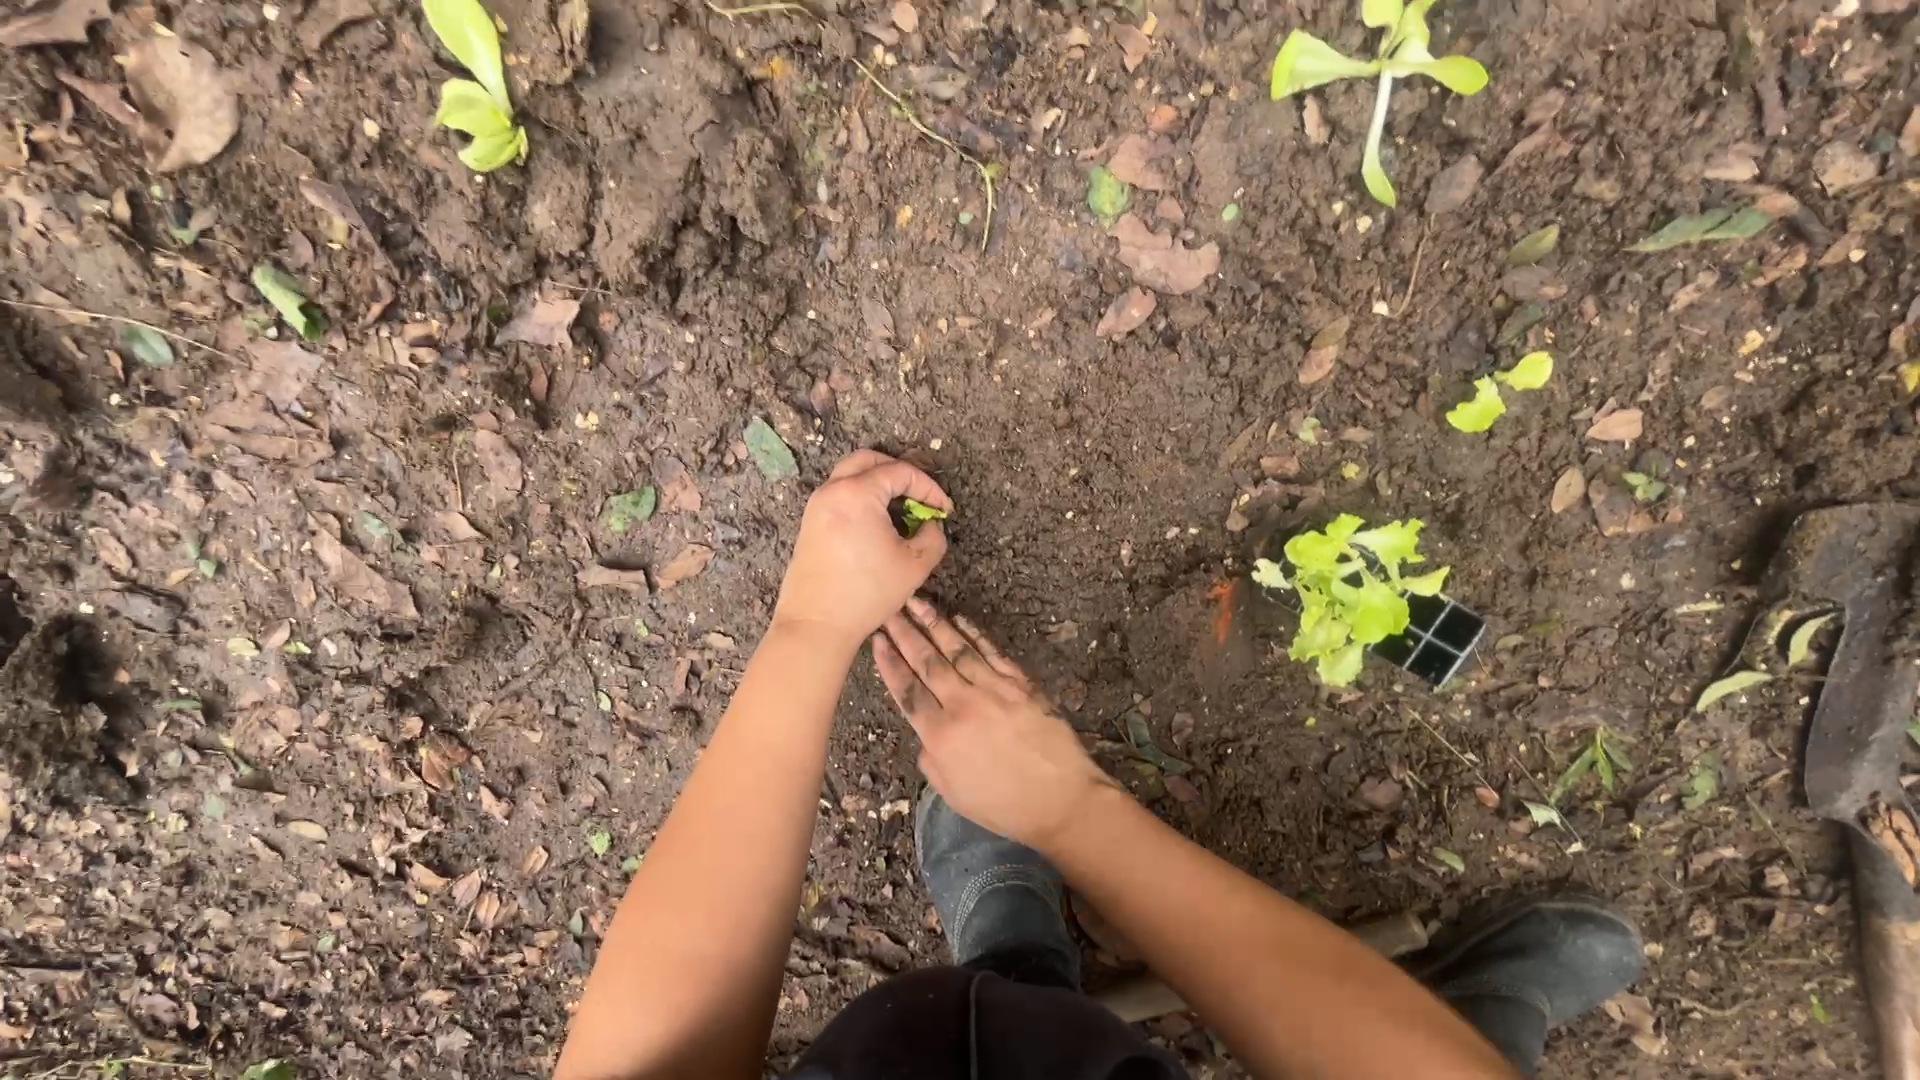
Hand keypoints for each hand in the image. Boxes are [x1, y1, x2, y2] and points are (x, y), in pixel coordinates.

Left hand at [772, 450, 949, 651]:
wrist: (816, 623)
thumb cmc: (866, 593)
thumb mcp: (915, 565)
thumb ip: (933, 537)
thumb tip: (931, 525)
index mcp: (857, 493)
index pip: (901, 472)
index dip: (929, 488)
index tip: (943, 510)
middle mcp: (832, 491)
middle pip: (869, 460)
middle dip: (899, 472)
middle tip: (920, 495)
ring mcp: (816, 506)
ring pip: (851, 476)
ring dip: (878, 484)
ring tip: (900, 510)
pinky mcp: (810, 524)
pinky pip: (839, 495)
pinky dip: (861, 498)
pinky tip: (877, 525)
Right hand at [873, 598, 1121, 849]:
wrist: (1062, 800)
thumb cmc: (1005, 806)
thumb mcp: (953, 794)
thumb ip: (930, 759)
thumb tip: (925, 734)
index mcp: (941, 737)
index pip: (907, 691)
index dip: (889, 664)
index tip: (876, 641)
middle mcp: (964, 706)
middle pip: (928, 662)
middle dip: (905, 633)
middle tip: (890, 609)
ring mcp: (995, 690)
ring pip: (958, 649)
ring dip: (935, 624)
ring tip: (918, 602)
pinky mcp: (1021, 684)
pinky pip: (992, 652)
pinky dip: (974, 634)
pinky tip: (959, 620)